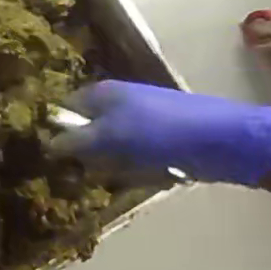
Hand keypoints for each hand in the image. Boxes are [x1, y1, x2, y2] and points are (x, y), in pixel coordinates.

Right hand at [52, 80, 270, 185]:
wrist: (223, 140)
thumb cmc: (160, 131)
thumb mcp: (110, 135)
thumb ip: (75, 140)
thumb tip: (47, 145)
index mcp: (103, 93)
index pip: (65, 109)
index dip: (55, 130)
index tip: (48, 156)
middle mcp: (118, 104)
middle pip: (85, 130)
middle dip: (81, 152)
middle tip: (79, 171)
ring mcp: (139, 123)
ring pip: (107, 148)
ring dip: (107, 164)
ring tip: (113, 175)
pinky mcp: (157, 142)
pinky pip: (131, 158)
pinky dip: (131, 169)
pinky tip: (138, 176)